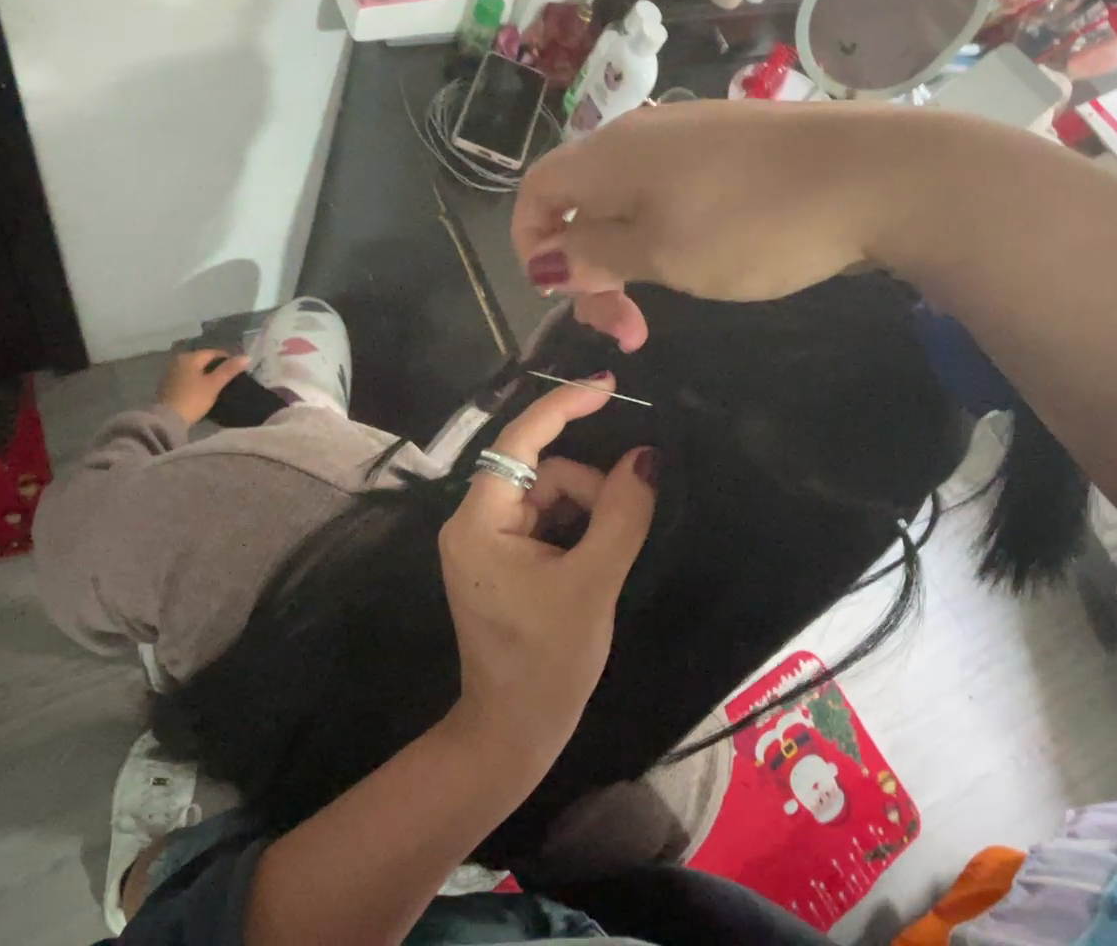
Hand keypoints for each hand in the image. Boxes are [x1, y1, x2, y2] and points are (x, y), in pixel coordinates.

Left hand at [157, 349, 249, 425]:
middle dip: (216, 366)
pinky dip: (196, 381)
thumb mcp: (214, 384)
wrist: (168, 420)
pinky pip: (187, 378)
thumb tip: (247, 356)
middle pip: (202, 360)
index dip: (228, 359)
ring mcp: (171, 372)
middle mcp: (178, 360)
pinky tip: (202, 390)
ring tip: (218, 385)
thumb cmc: (193, 399)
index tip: (238, 369)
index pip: (213, 353)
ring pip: (194, 369)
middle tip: (229, 378)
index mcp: (190, 357)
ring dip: (205, 374)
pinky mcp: (168, 385)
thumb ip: (229, 370)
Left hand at [436, 374, 657, 754]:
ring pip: (545, 498)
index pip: (517, 443)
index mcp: (478, 522)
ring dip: (584, 515)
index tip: (607, 388)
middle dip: (586, 491)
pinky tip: (588, 566)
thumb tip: (645, 457)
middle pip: (539, 474)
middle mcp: (470, 523)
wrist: (514, 728)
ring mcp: (482, 543)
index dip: (562, 408)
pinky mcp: (496, 561)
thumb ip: (622, 514)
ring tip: (600, 565)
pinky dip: (572, 531)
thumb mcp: (594, 582)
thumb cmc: (549, 660)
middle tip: (618, 536)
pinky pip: (541, 523)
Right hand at [512, 99, 931, 349]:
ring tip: (659, 306)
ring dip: (625, 261)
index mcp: (609, 156)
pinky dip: (661, 236)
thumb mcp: (659, 255)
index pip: (535, 192)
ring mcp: (688, 137)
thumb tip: (545, 261)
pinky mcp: (728, 146)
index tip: (565, 299)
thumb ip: (593, 256)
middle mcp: (638, 136)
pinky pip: (666, 193)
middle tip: (625, 329)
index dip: (531, 246)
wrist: (879, 175)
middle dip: (586, 271)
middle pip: (579, 204)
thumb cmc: (753, 224)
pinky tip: (698, 263)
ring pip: (624, 203)